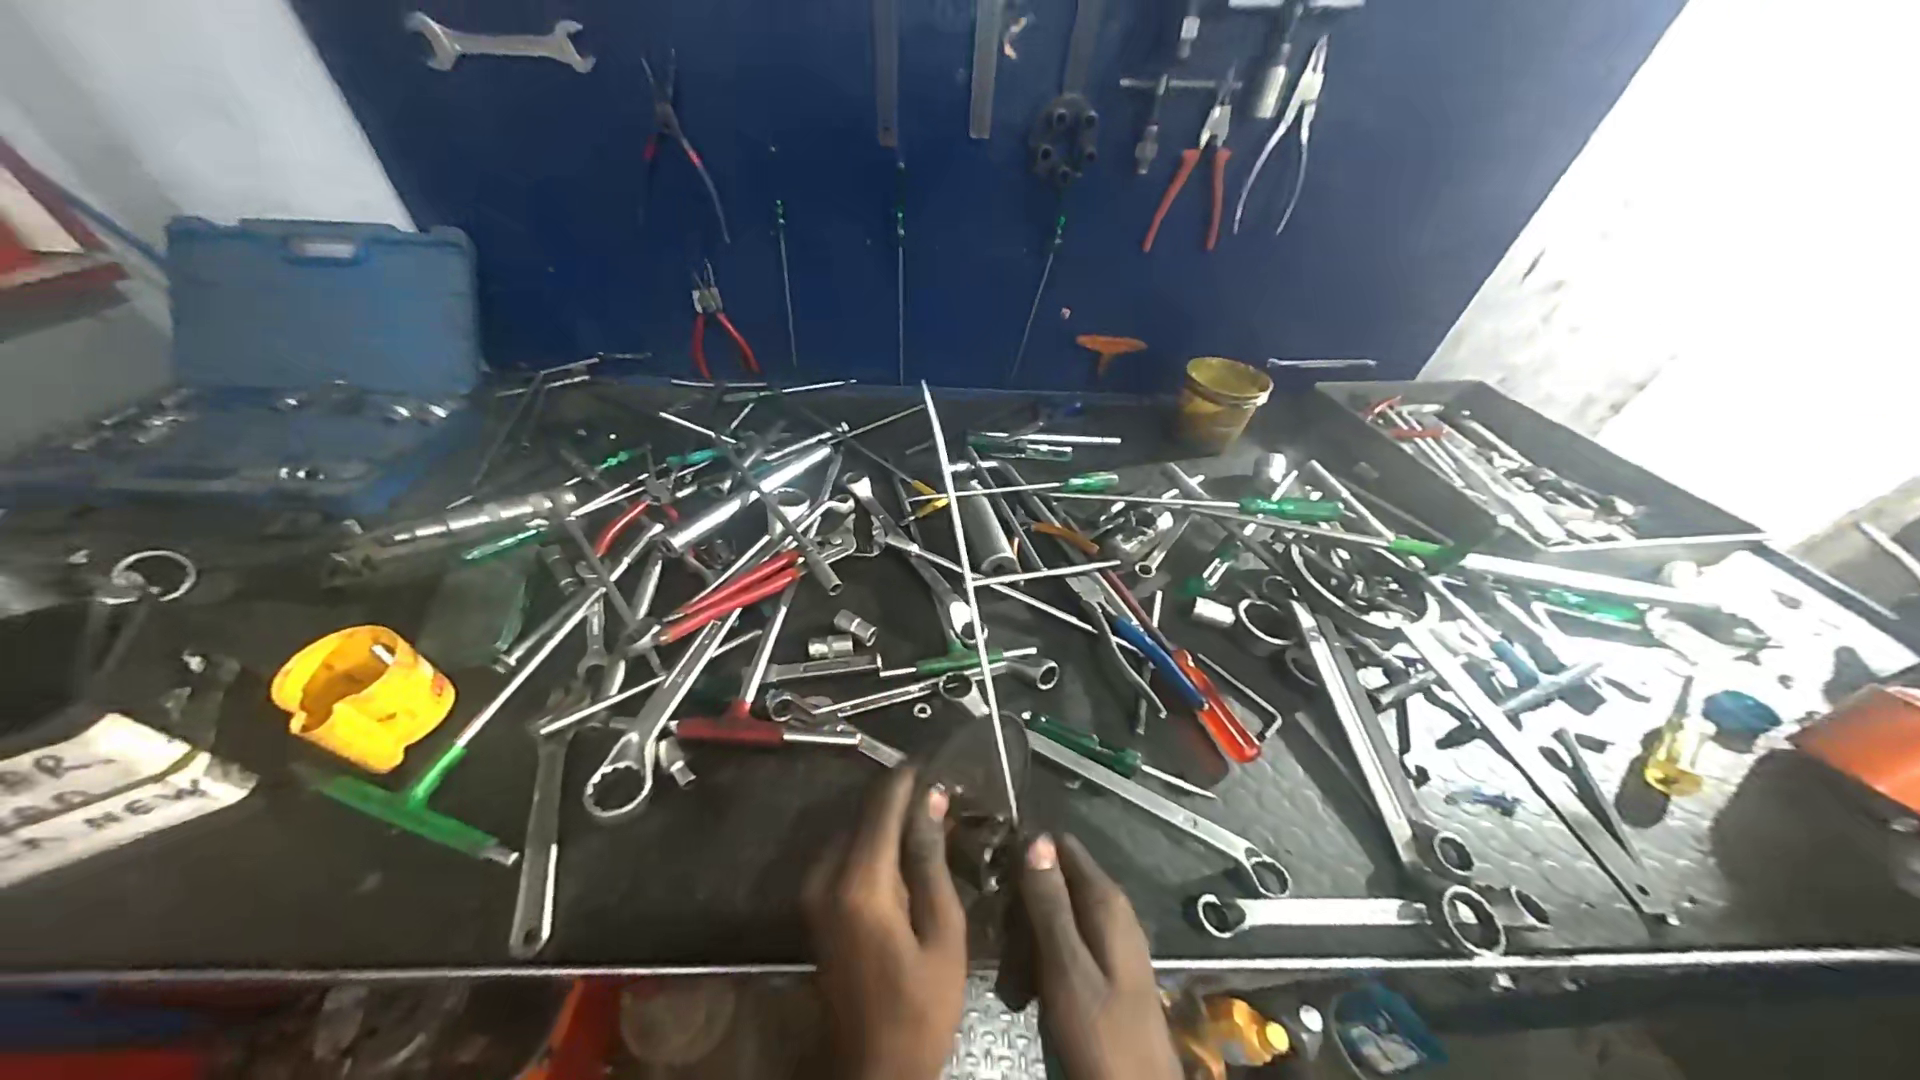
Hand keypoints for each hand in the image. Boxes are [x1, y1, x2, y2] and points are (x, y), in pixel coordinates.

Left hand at [803, 768, 966, 1079]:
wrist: (874, 1069)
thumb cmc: (921, 1006)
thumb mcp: (943, 931)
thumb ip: (931, 859)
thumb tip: (932, 799)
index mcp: (859, 883)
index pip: (882, 805)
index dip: (910, 778)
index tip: (938, 763)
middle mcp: (826, 876)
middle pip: (866, 814)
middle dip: (904, 800)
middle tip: (945, 800)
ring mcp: (813, 891)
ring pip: (855, 831)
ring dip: (890, 822)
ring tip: (933, 824)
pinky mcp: (815, 905)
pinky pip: (846, 853)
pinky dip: (876, 844)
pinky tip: (907, 855)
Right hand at [1022, 833, 1180, 1079]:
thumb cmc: (1102, 1037)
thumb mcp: (1067, 969)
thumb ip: (1050, 903)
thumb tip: (1036, 838)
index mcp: (1105, 900)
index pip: (1060, 847)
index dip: (1024, 856)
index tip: (992, 878)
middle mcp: (1110, 910)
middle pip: (1054, 884)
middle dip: (1021, 909)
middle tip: (1001, 945)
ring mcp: (1109, 942)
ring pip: (1054, 919)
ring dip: (1025, 943)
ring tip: (1011, 983)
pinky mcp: (1103, 972)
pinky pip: (1062, 949)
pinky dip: (1041, 965)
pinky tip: (1025, 996)